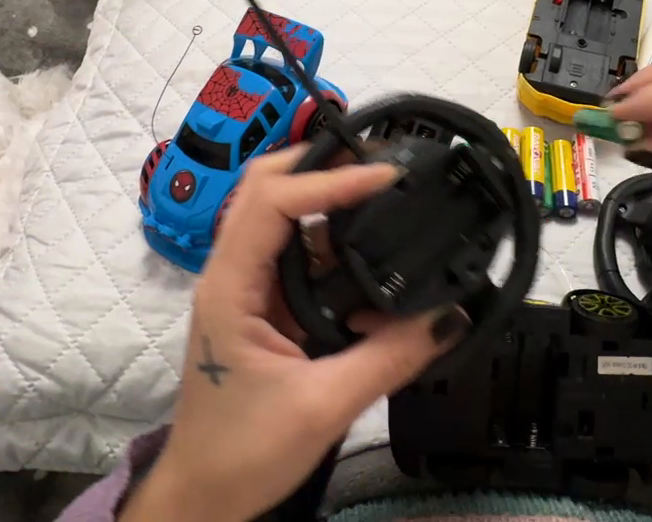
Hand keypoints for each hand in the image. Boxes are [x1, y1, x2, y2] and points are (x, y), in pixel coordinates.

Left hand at [120, 146, 464, 521]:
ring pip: (280, 213)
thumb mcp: (323, 406)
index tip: (385, 177)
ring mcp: (244, 284)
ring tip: (382, 194)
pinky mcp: (261, 303)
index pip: (272, 200)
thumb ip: (389, 356)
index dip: (329, 178)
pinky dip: (330, 239)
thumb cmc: (243, 453)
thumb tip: (450, 315)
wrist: (202, 498)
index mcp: (230, 285)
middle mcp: (232, 271)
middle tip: (379, 163)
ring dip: (326, 197)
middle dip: (320, 163)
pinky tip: (368, 253)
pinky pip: (295, 250)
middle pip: (266, 186)